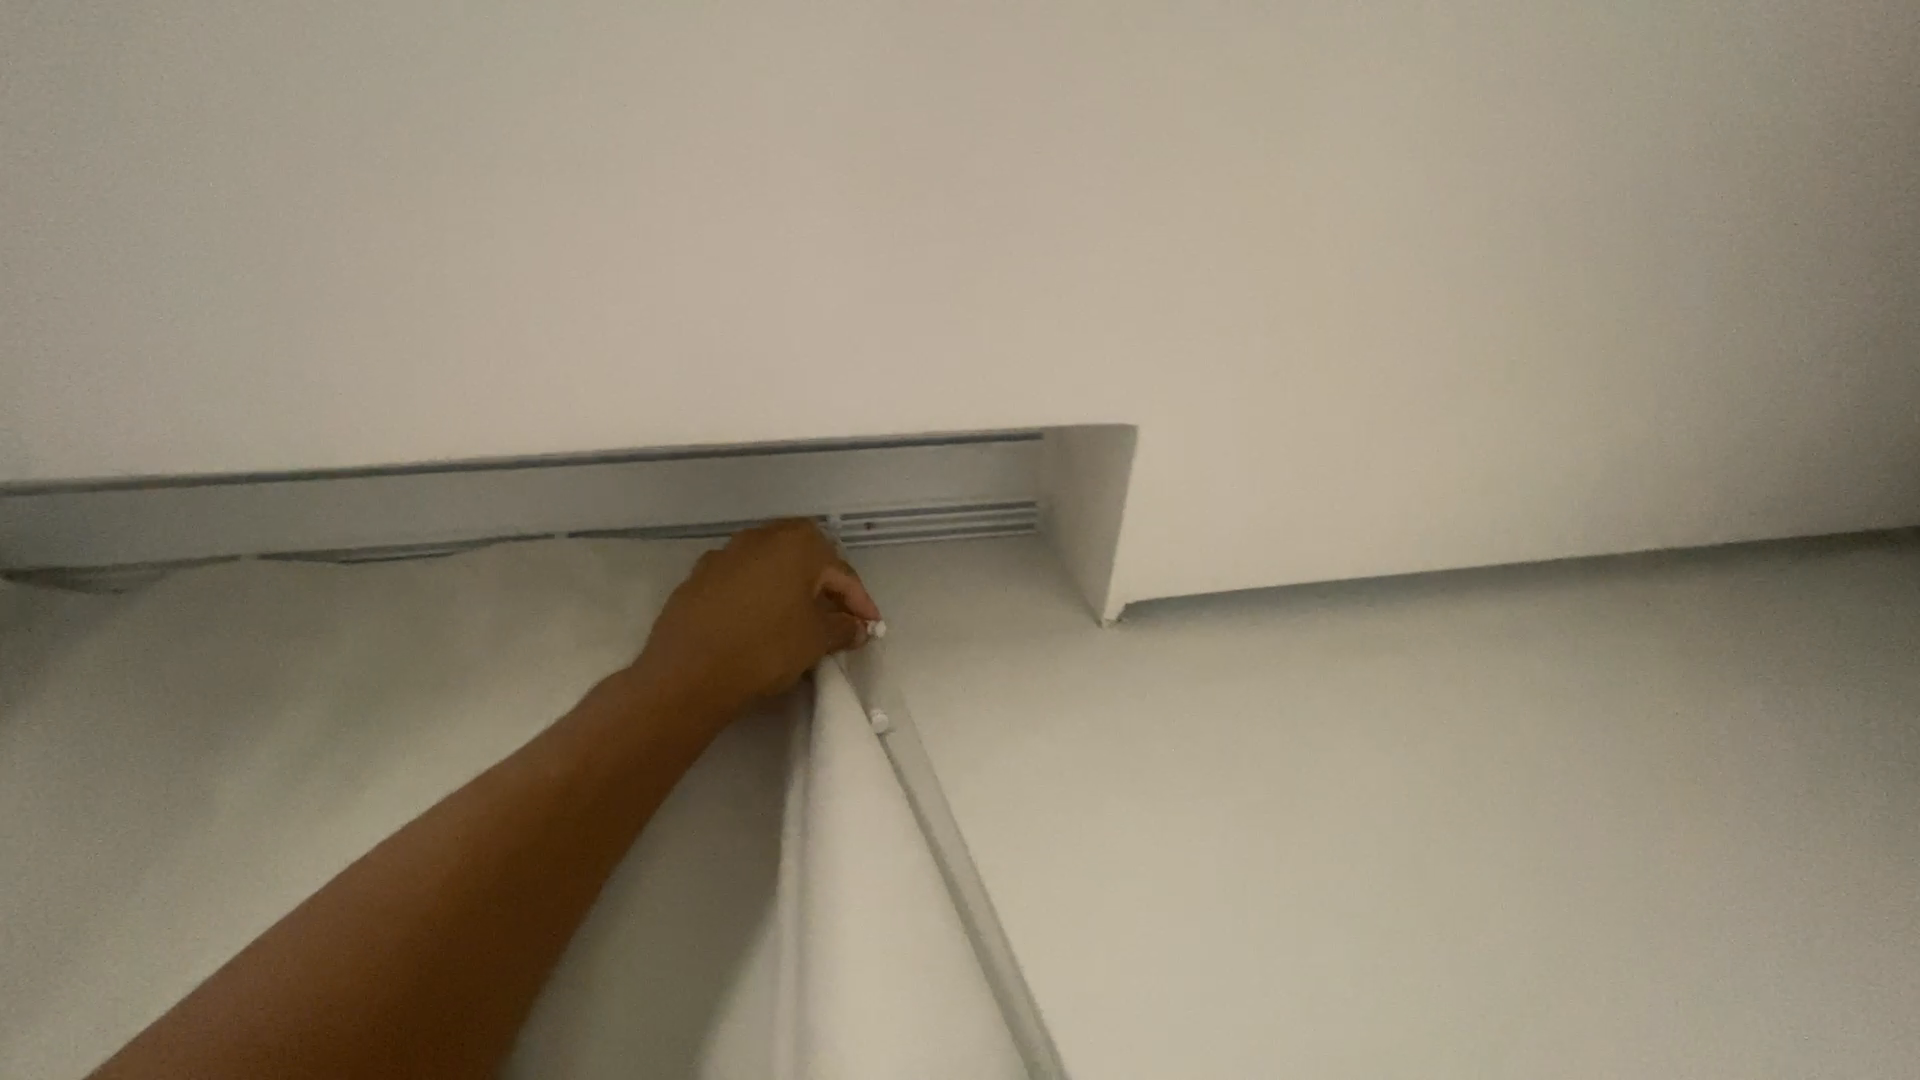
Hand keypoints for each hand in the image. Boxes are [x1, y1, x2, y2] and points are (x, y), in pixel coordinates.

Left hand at [626, 519, 881, 727]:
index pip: (841, 572)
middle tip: (837, 614)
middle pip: (805, 557)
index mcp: (796, 544)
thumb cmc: (765, 648)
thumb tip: (855, 627)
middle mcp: (760, 538)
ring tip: (798, 617)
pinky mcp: (698, 577)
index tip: (870, 627)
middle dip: (824, 584)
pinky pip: (741, 580)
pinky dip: (757, 595)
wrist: (688, 673)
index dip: (860, 602)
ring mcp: (724, 555)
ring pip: (770, 565)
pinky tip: (759, 621)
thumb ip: (843, 628)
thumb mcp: (816, 640)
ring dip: (789, 586)